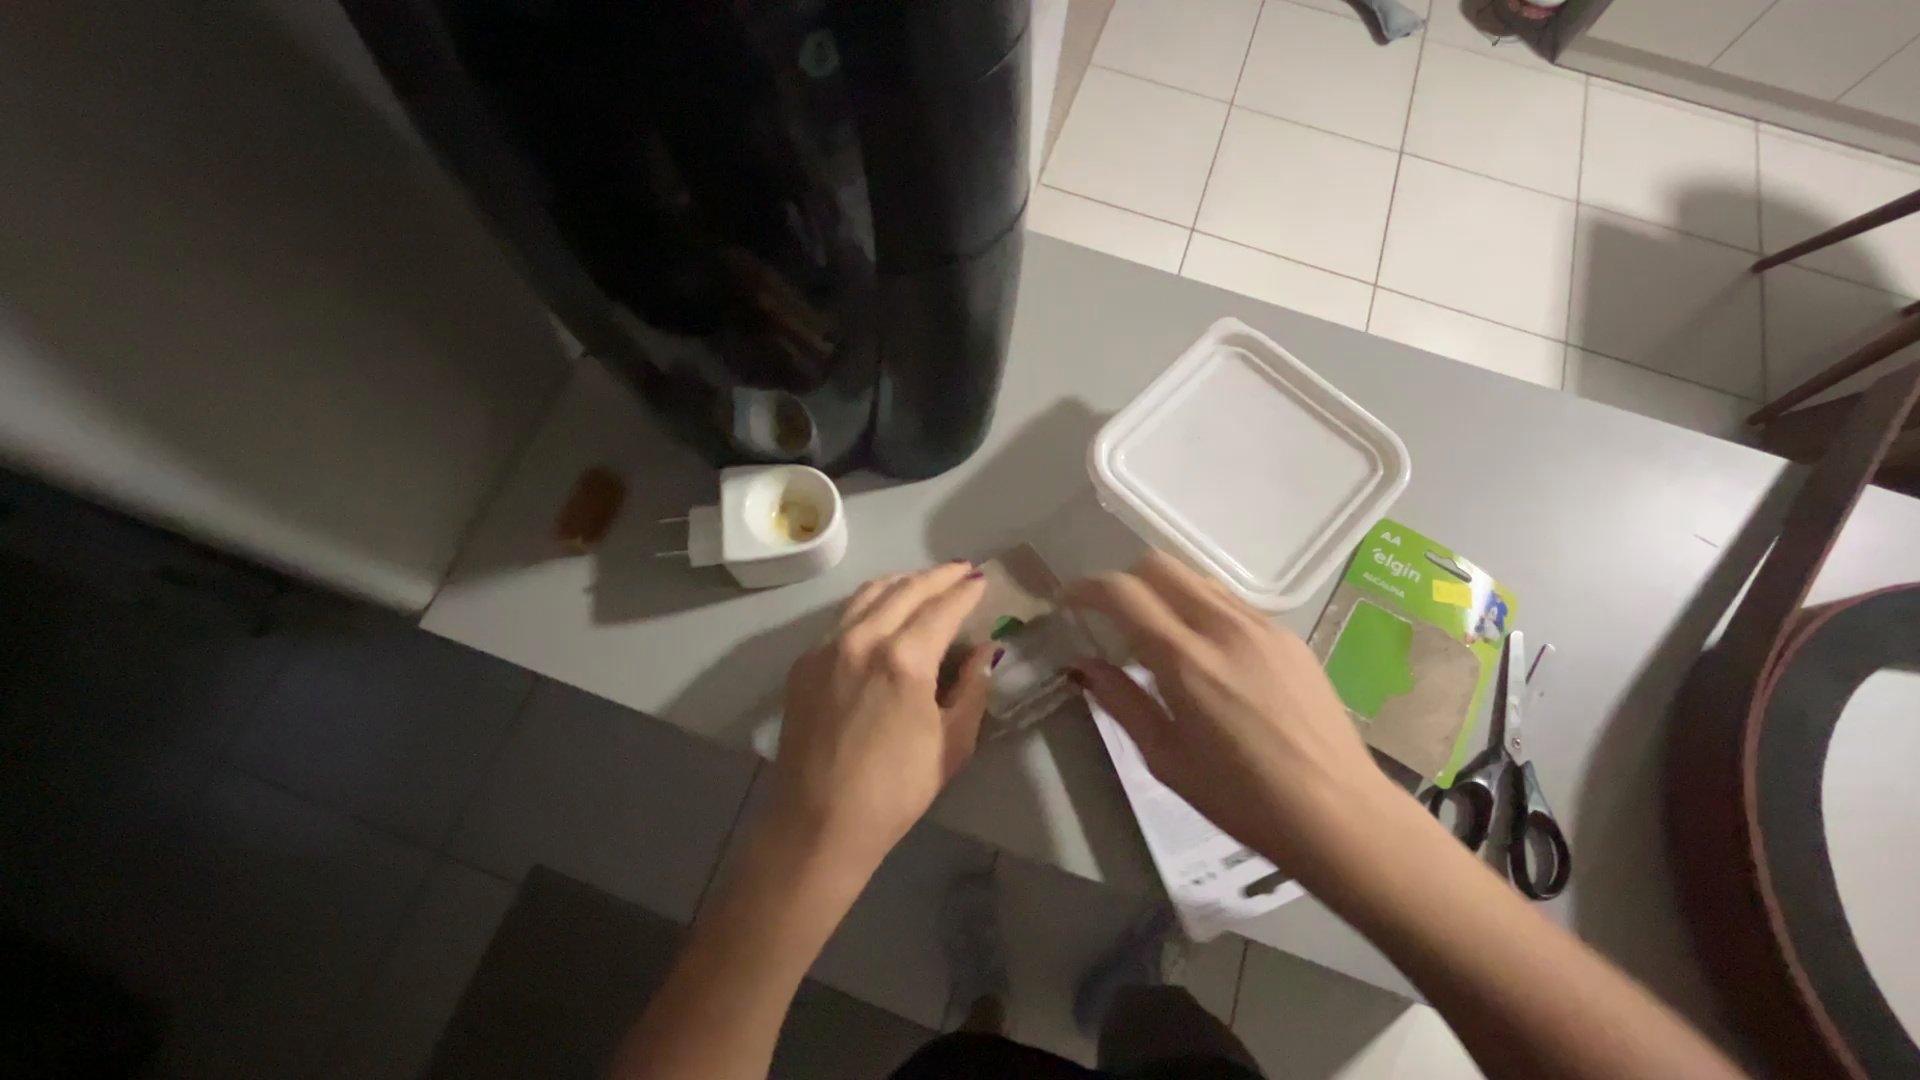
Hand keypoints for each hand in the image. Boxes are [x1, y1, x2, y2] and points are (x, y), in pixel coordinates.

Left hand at [769, 563, 995, 875]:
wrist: (817, 821)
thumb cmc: (895, 791)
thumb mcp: (951, 744)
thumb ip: (972, 690)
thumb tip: (984, 653)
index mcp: (904, 659)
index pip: (943, 607)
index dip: (966, 590)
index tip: (982, 579)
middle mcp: (863, 638)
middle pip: (906, 589)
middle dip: (938, 576)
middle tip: (961, 570)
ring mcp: (827, 646)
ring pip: (869, 594)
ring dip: (903, 582)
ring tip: (925, 582)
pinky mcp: (805, 660)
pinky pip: (844, 615)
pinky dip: (871, 602)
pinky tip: (883, 611)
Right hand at [1066, 553, 1397, 876]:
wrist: (1339, 814)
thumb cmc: (1242, 799)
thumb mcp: (1166, 758)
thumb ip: (1121, 701)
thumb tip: (1082, 665)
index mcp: (1186, 660)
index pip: (1123, 593)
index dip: (1087, 589)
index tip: (1070, 602)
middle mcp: (1224, 628)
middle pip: (1160, 565)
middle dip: (1125, 580)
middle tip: (1111, 617)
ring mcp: (1262, 627)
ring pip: (1197, 578)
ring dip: (1165, 592)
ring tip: (1157, 636)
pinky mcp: (1288, 637)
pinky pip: (1231, 602)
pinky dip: (1201, 609)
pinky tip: (1205, 655)